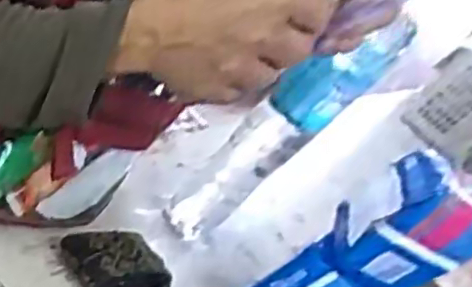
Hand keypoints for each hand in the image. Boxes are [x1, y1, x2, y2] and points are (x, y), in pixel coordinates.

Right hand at [111, 0, 332, 101]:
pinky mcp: (213, 89)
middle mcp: (267, 35)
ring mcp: (239, 67)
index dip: (317, 13)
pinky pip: (237, 93)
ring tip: (253, 57)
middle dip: (294, 43)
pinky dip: (237, 85)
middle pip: (300, 51)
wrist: (148, 25)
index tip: (307, 12)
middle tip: (280, 38)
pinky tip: (229, 72)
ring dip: (266, 66)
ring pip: (270, 76)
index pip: (323, 12)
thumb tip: (289, 4)